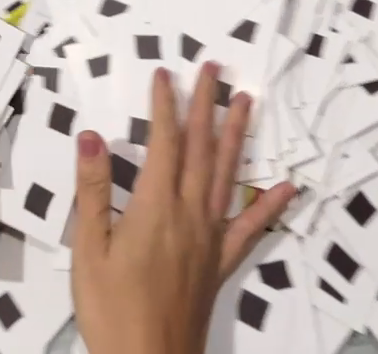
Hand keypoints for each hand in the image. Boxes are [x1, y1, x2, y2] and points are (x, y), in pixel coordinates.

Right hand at [70, 63, 296, 353]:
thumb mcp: (89, 250)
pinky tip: (287, 188)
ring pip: (227, 177)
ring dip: (236, 137)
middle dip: (205, 106)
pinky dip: (270, 206)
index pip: (164, 144)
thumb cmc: (112, 309)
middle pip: (201, 150)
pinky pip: (250, 230)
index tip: (164, 74)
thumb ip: (92, 191)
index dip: (164, 105)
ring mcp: (210, 239)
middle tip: (213, 69)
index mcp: (156, 208)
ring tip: (247, 103)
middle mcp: (190, 215)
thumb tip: (91, 136)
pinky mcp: (219, 263)